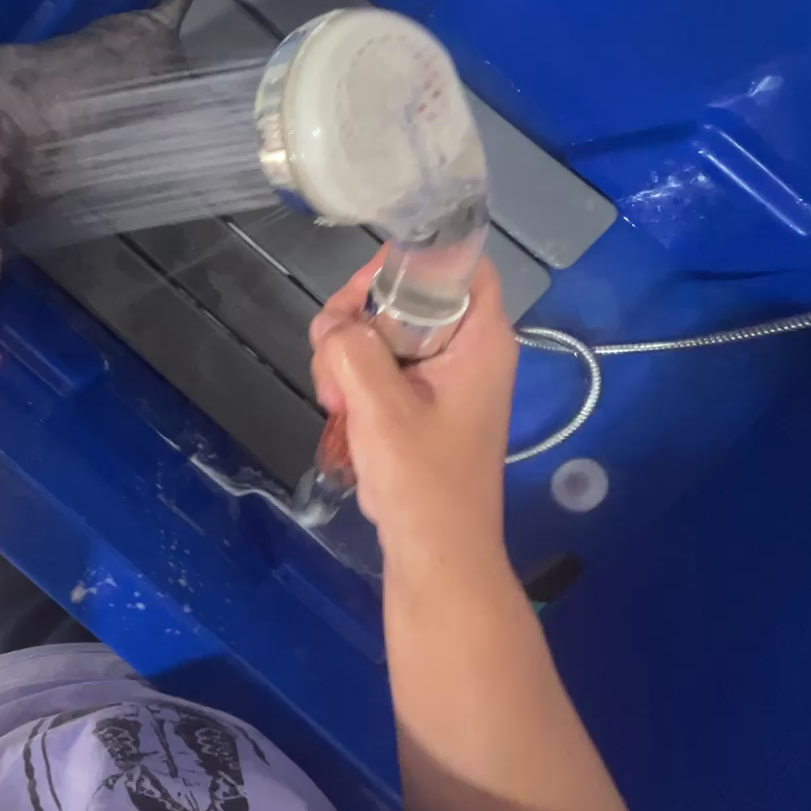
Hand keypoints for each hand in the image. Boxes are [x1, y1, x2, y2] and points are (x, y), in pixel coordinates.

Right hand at [309, 255, 517, 577]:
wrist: (434, 549)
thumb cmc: (423, 481)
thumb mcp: (382, 409)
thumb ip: (353, 351)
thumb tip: (332, 325)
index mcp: (480, 341)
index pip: (459, 266)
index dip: (411, 262)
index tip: (362, 289)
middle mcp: (464, 349)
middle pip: (405, 296)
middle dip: (356, 319)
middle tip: (331, 353)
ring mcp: (440, 375)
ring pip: (381, 330)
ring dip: (344, 354)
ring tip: (336, 399)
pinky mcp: (418, 398)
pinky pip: (377, 362)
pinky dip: (351, 377)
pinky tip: (340, 407)